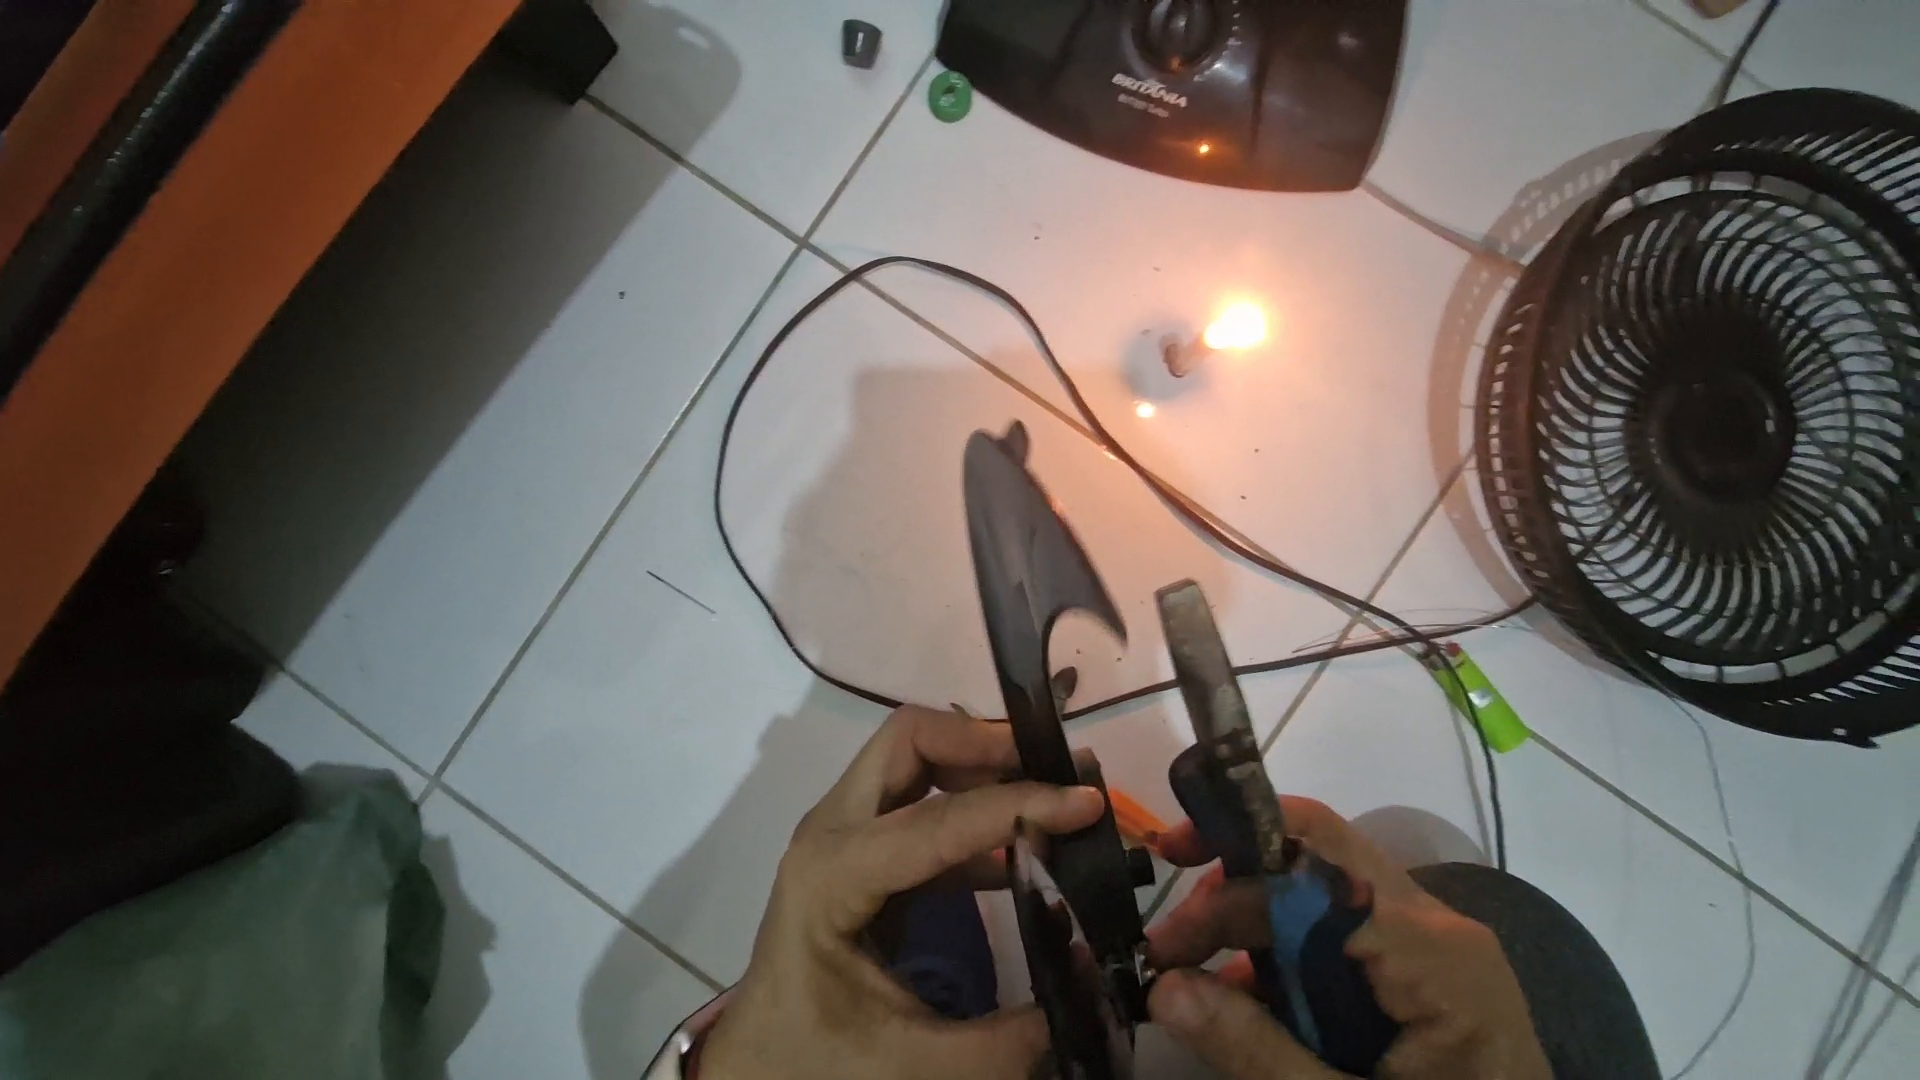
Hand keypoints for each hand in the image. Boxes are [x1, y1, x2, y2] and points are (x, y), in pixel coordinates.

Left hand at [699, 705, 1106, 1079]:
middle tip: (1052, 769)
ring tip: (1049, 795)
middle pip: (911, 740)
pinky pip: (922, 798)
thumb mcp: (909, 1067)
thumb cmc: (814, 1061)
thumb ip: (1007, 1040)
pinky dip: (973, 806)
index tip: (1085, 799)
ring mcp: (844, 827)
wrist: (754, 1062)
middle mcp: (833, 828)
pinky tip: (1022, 850)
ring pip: (916, 753)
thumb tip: (1093, 985)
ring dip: (982, 763)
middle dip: (985, 743)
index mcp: (833, 875)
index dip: (1017, 803)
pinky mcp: (863, 843)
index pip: (937, 819)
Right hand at [1145, 796, 1550, 1079]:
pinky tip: (1243, 990)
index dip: (1228, 885)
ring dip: (1249, 909)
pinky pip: (1335, 928)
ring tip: (1194, 963)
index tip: (1166, 927)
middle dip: (1233, 866)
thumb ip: (1256, 1052)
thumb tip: (1161, 989)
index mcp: (1432, 954)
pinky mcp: (1422, 969)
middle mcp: (1434, 925)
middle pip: (1316, 851)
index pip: (1311, 871)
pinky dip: (1281, 946)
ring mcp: (1431, 944)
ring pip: (1319, 883)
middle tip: (1170, 904)